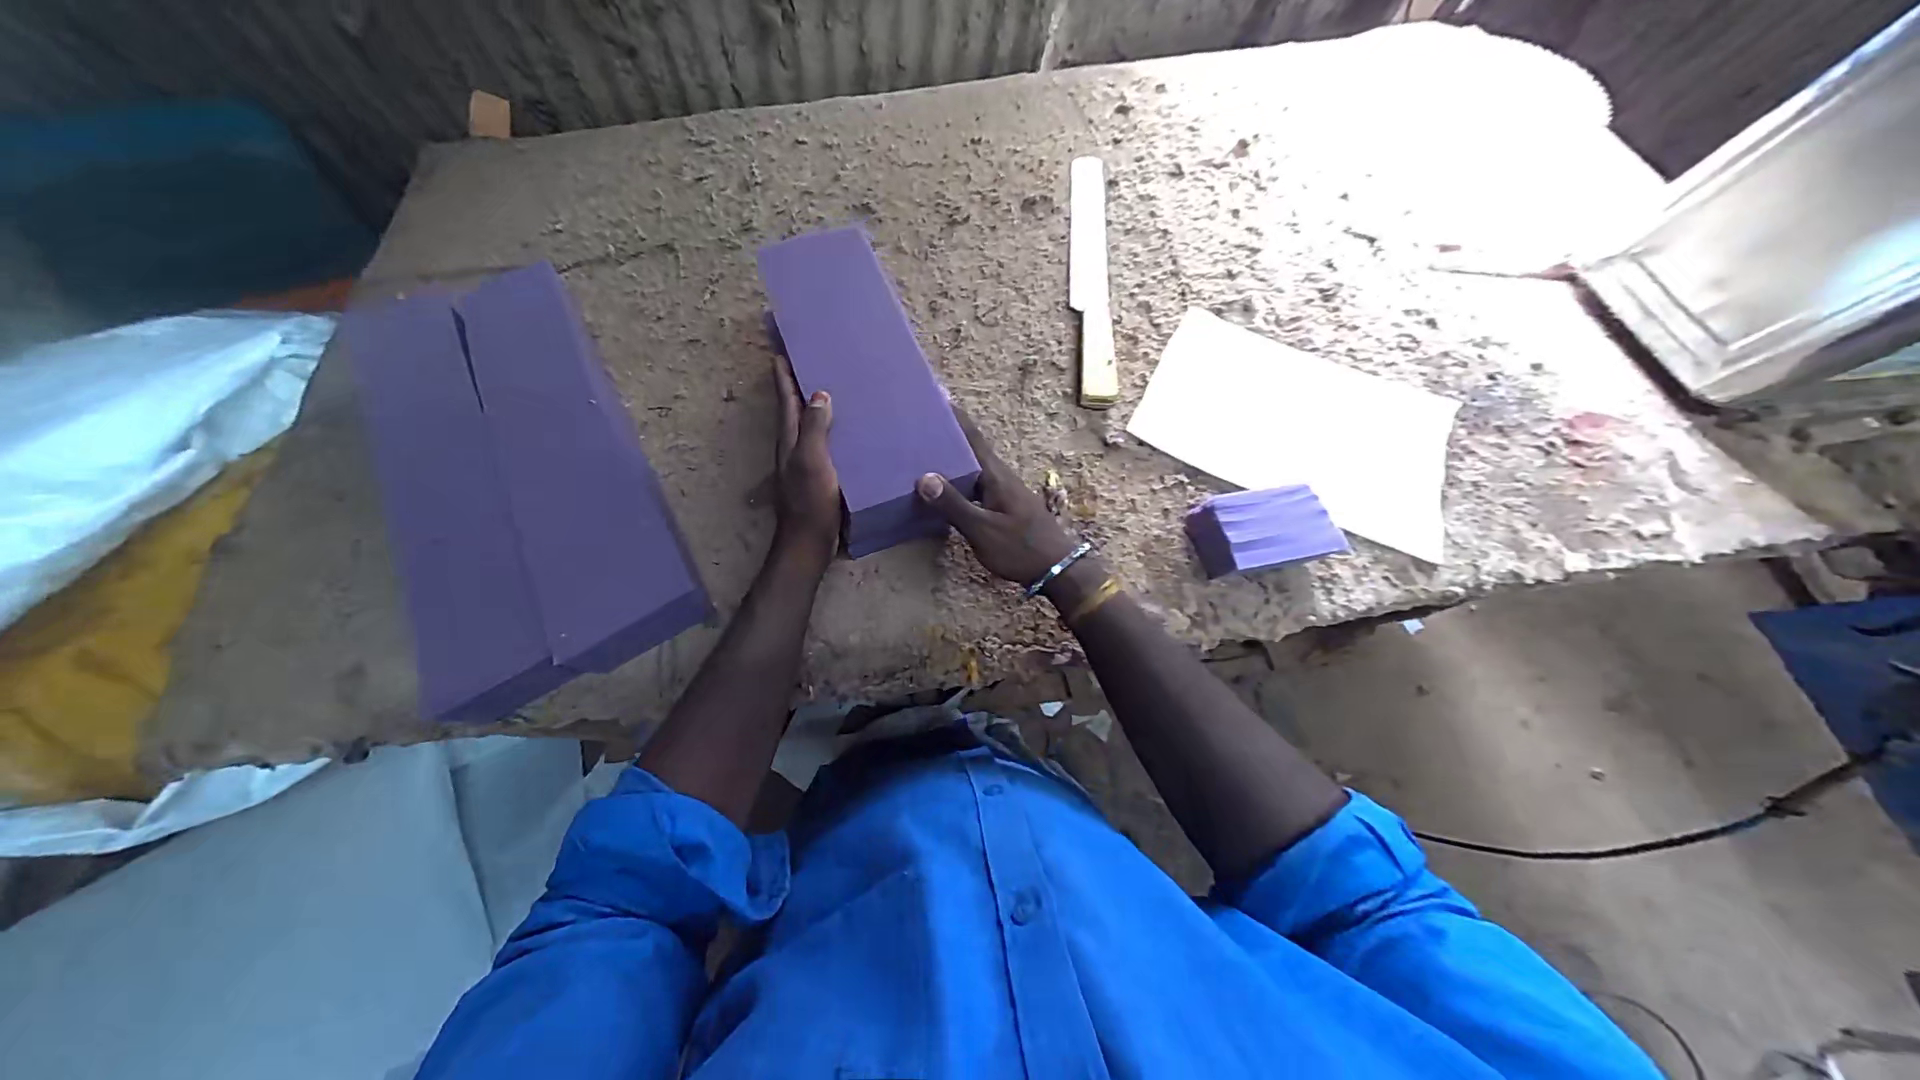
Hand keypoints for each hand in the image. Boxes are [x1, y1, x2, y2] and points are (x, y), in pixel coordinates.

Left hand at [772, 356, 840, 566]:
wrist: (811, 542)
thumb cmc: (810, 501)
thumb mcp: (812, 460)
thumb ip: (815, 428)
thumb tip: (819, 394)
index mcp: (790, 439)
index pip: (787, 401)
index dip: (784, 378)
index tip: (783, 353)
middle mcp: (794, 448)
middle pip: (795, 411)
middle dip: (799, 388)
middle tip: (810, 365)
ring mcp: (806, 464)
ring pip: (809, 428)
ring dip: (816, 409)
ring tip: (832, 392)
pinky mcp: (820, 477)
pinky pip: (825, 445)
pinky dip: (831, 432)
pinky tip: (846, 432)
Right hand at [916, 410, 1077, 586]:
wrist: (1057, 570)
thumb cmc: (1021, 548)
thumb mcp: (983, 530)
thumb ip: (954, 505)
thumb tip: (924, 477)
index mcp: (995, 475)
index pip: (972, 436)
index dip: (954, 416)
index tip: (936, 395)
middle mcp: (1000, 476)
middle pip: (970, 448)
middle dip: (947, 435)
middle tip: (919, 424)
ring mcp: (1003, 492)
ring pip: (971, 468)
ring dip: (951, 459)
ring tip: (924, 453)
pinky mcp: (1003, 506)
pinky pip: (974, 484)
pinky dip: (958, 481)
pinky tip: (944, 489)